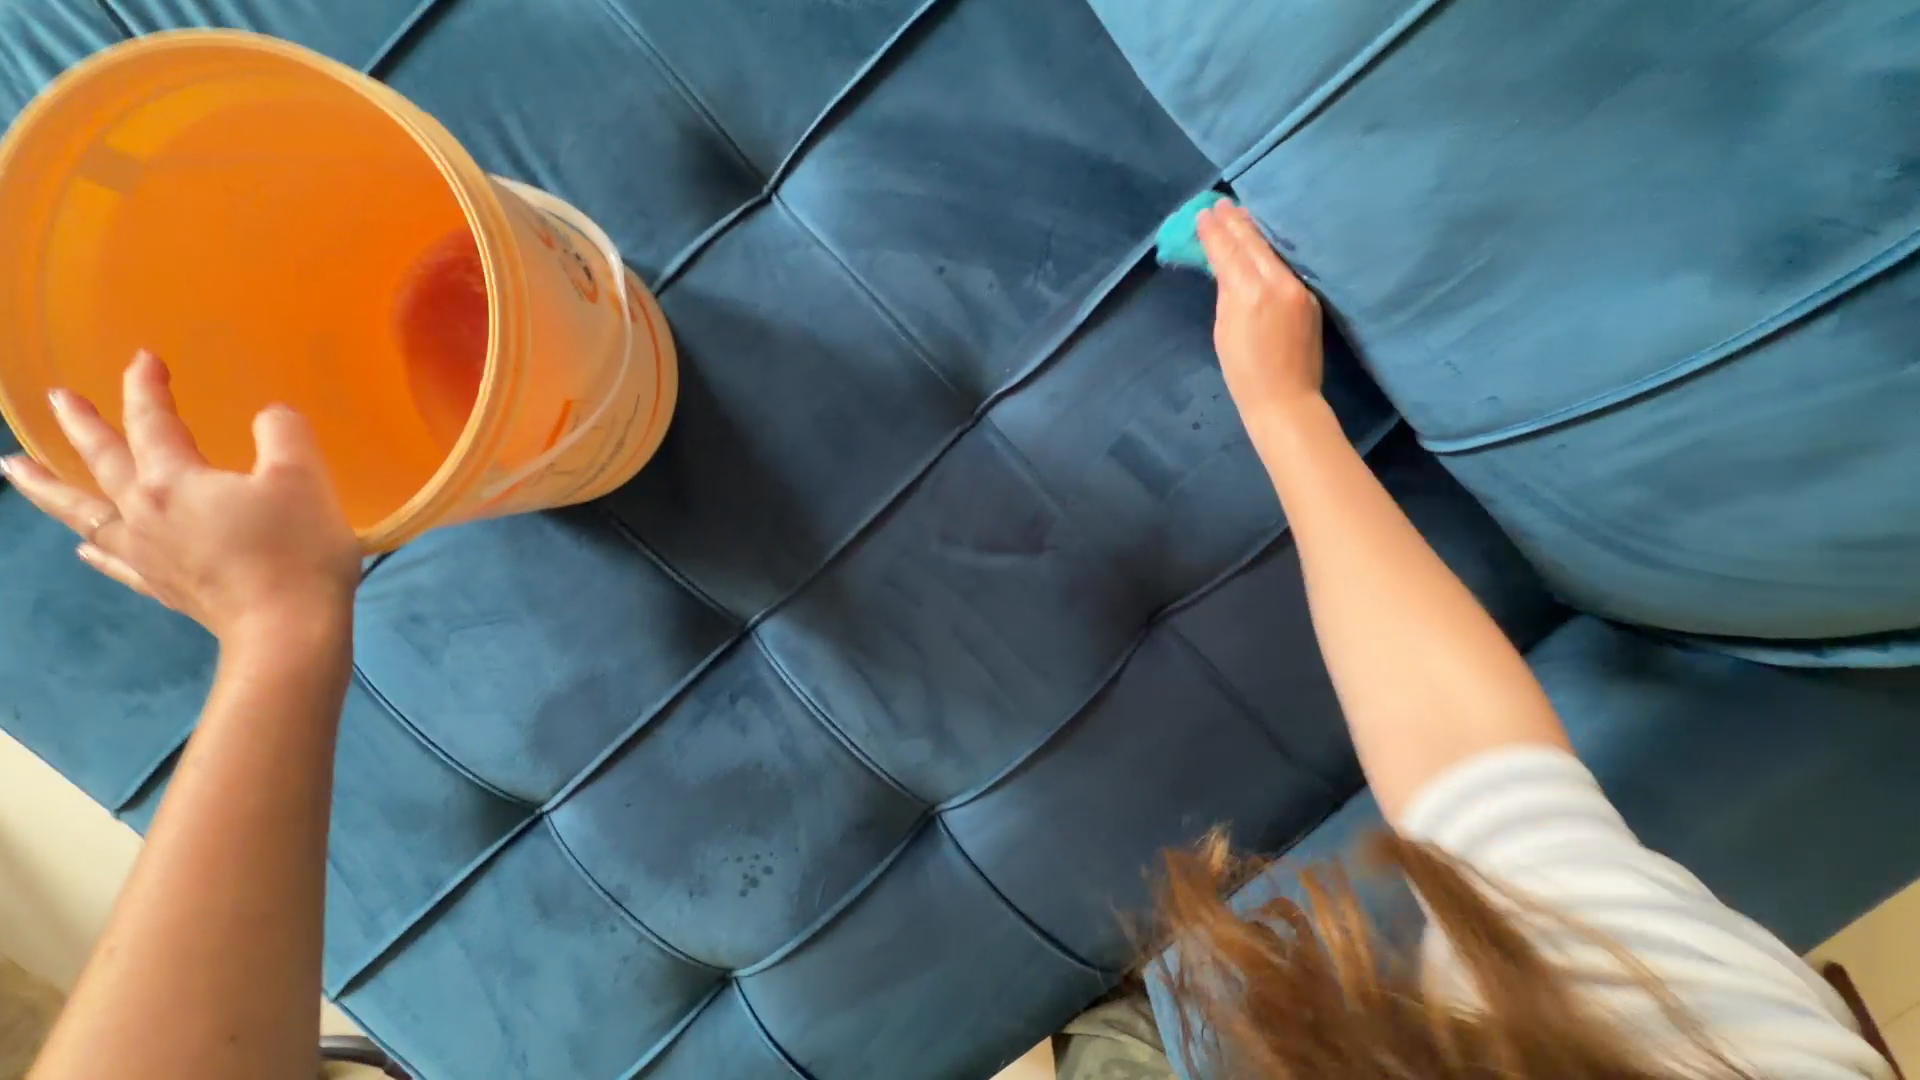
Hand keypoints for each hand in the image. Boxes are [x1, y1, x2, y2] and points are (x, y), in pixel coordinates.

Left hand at [0, 351, 359, 642]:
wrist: (288, 625)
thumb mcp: (304, 478)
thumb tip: (270, 415)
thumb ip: (283, 434)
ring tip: (14, 470)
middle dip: (81, 426)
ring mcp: (147, 552)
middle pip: (103, 460)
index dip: (148, 387)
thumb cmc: (298, 547)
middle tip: (56, 399)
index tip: (144, 358)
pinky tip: (83, 547)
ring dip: (46, 488)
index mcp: (174, 480)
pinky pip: (114, 561)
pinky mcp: (163, 586)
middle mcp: (145, 511)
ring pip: (82, 512)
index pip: (154, 422)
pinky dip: (95, 549)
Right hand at [1196, 202, 1324, 416]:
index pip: (1228, 252)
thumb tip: (1228, 271)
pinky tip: (1263, 244)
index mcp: (1248, 294)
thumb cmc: (1243, 374)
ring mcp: (1297, 287)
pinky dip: (1271, 250)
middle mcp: (1276, 282)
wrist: (1285, 398)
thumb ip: (1227, 295)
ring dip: (1254, 231)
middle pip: (1252, 243)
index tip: (1204, 215)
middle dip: (1234, 223)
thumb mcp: (1223, 331)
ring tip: (1240, 215)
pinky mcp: (1309, 296)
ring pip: (1272, 250)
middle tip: (1220, 205)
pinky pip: (1286, 264)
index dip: (1214, 233)